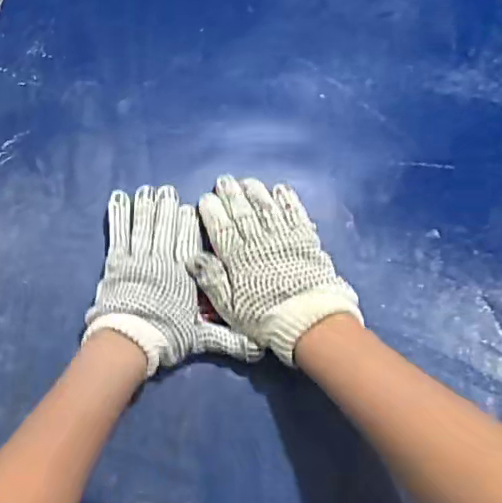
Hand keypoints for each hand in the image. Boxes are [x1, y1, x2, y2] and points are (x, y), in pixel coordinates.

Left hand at [86, 184, 262, 375]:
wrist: (131, 338)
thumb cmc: (166, 338)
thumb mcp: (199, 338)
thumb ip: (226, 338)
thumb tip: (256, 350)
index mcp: (185, 275)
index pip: (190, 242)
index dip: (189, 223)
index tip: (190, 207)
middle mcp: (163, 261)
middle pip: (167, 227)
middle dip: (167, 207)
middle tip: (167, 191)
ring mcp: (138, 259)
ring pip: (145, 225)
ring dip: (146, 206)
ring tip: (148, 191)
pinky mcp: (116, 262)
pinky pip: (119, 232)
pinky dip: (119, 214)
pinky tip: (119, 198)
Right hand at [192, 176, 360, 365]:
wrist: (309, 321)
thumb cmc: (263, 318)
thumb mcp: (228, 307)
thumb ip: (211, 280)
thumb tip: (193, 258)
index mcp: (237, 260)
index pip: (220, 229)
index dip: (211, 212)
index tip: (204, 198)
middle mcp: (259, 244)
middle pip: (243, 215)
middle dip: (232, 196)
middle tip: (223, 181)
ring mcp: (284, 241)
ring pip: (267, 210)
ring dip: (256, 193)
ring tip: (247, 182)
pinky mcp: (306, 242)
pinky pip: (295, 215)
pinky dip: (288, 201)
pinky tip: (281, 190)